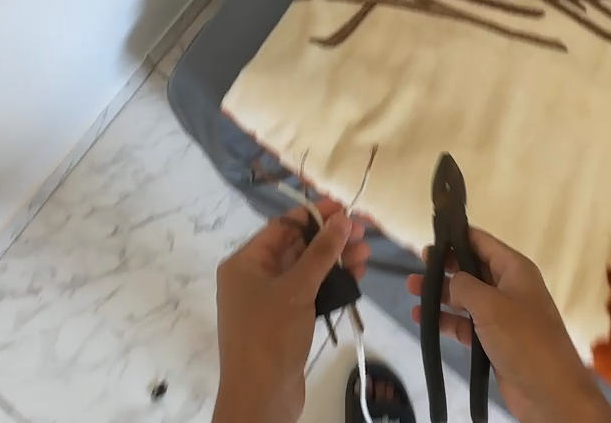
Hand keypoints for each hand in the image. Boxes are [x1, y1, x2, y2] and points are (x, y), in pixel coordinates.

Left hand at [213, 198, 368, 422]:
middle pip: (295, 247)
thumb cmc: (270, 337)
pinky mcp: (284, 323)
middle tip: (361, 232)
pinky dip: (329, 284)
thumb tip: (342, 218)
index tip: (343, 208)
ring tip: (365, 254)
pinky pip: (309, 293)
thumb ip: (321, 252)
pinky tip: (355, 277)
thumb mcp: (297, 289)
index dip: (313, 215)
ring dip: (334, 262)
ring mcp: (268, 302)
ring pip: (305, 271)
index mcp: (244, 263)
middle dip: (329, 239)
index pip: (282, 227)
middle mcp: (253, 278)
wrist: (261, 402)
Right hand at [406, 228, 610, 422]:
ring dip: (441, 293)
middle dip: (446, 266)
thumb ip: (464, 285)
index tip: (432, 233)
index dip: (458, 236)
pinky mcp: (495, 341)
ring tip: (412, 289)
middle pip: (472, 268)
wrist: (550, 394)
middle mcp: (508, 287)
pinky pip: (466, 323)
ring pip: (466, 297)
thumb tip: (452, 280)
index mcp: (514, 269)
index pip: (482, 242)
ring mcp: (502, 315)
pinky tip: (423, 319)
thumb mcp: (490, 305)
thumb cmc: (523, 339)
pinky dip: (447, 320)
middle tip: (419, 262)